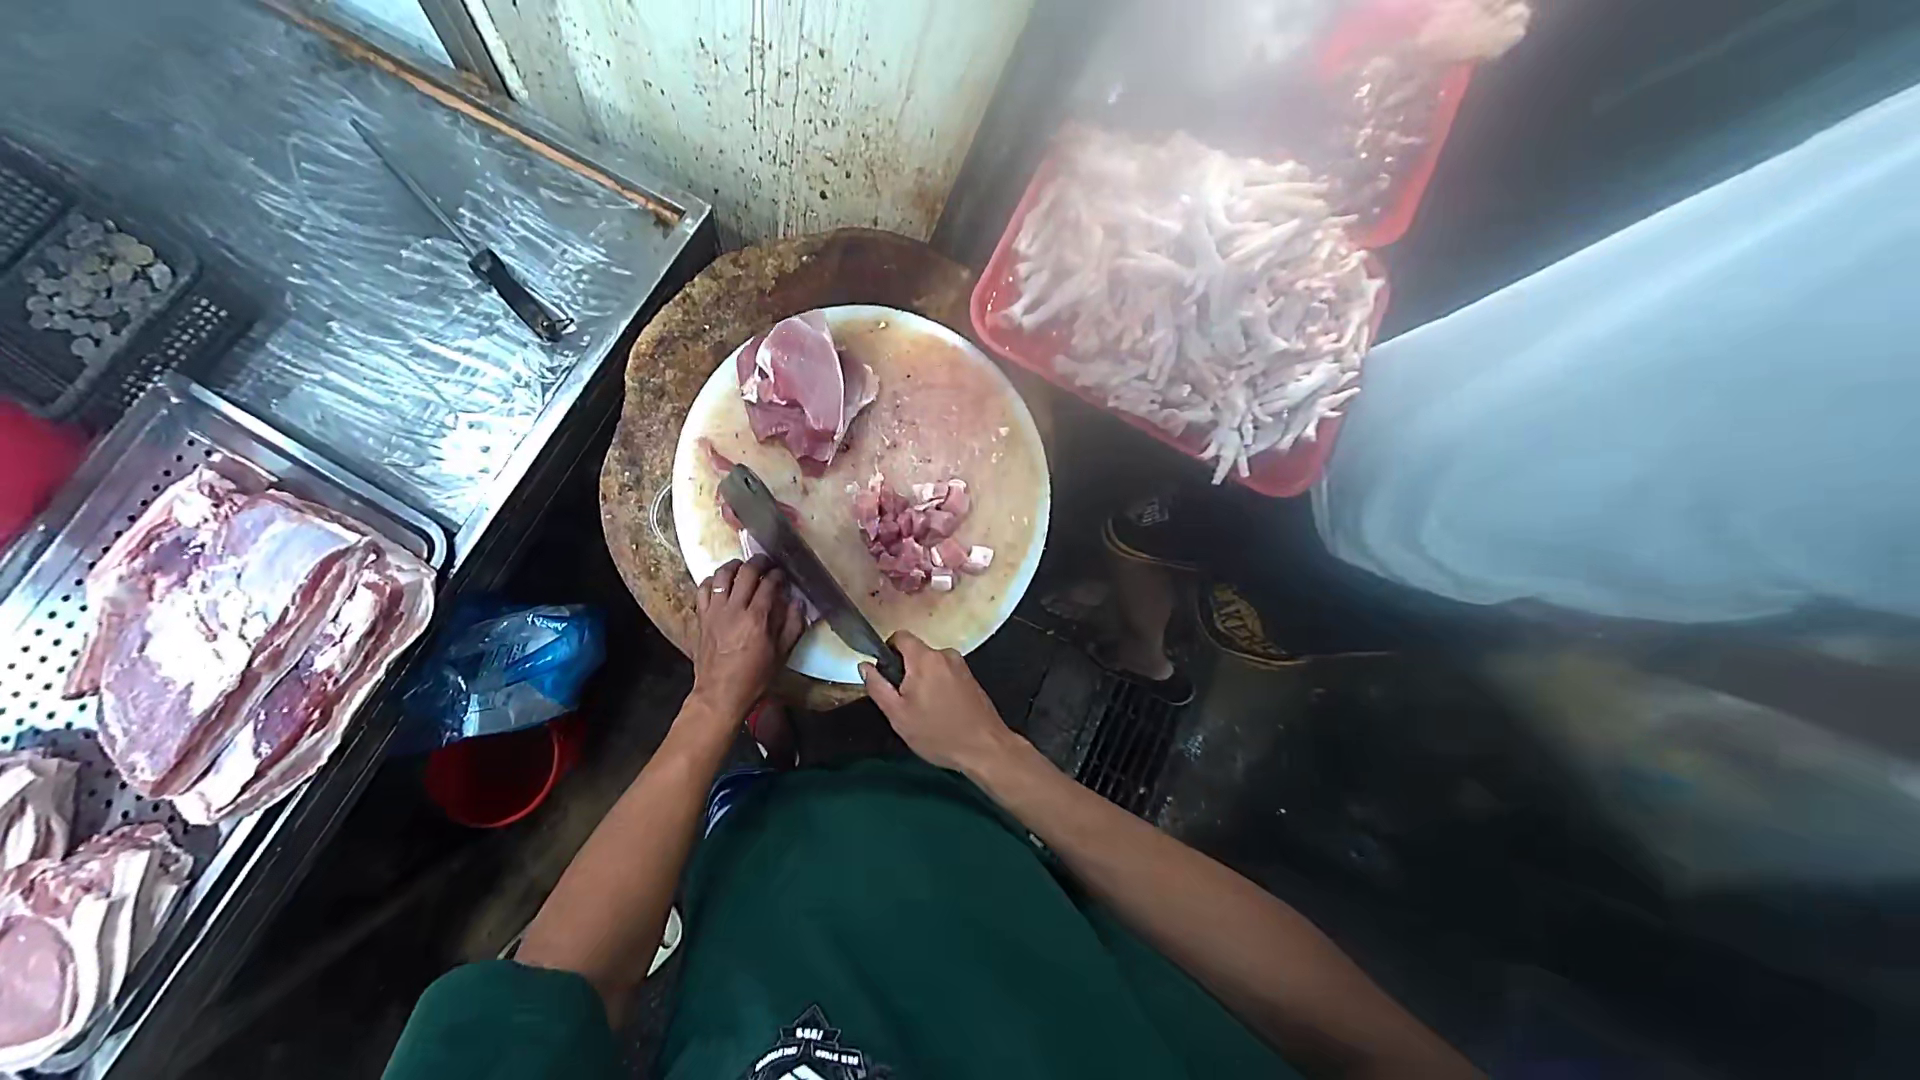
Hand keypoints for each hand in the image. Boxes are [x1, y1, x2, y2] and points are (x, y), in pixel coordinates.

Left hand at [691, 557, 806, 721]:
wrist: (720, 694)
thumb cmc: (755, 676)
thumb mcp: (782, 654)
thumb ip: (793, 625)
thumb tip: (799, 603)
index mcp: (757, 618)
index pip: (769, 584)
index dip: (778, 575)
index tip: (783, 575)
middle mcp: (734, 609)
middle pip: (746, 572)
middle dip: (759, 563)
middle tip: (767, 562)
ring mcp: (714, 611)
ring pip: (721, 575)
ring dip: (734, 566)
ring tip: (743, 567)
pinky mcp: (701, 617)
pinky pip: (703, 589)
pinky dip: (712, 581)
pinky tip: (720, 583)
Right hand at [860, 632, 1015, 772]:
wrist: (984, 747)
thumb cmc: (937, 733)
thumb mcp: (898, 714)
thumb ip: (877, 686)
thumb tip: (864, 665)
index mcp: (925, 658)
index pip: (900, 636)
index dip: (888, 651)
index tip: (886, 675)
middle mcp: (945, 654)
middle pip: (916, 652)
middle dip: (905, 671)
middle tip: (904, 702)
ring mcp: (961, 665)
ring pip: (931, 665)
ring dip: (922, 681)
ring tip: (923, 711)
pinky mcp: (971, 678)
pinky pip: (945, 673)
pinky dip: (938, 686)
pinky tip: (940, 711)